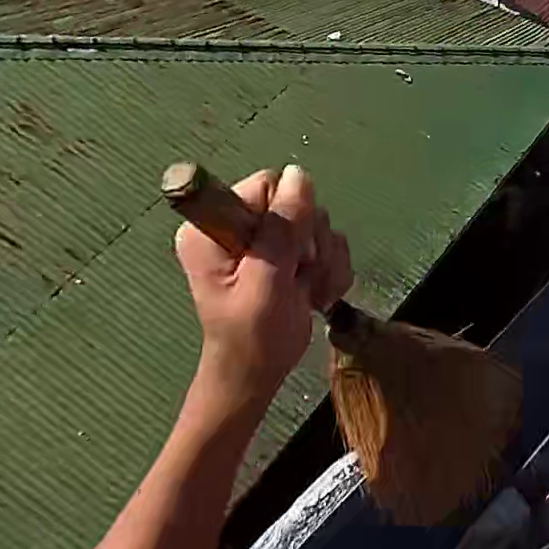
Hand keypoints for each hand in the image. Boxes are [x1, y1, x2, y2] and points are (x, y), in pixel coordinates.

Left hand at [174, 165, 352, 400]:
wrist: (260, 372)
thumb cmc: (251, 336)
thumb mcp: (265, 282)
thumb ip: (282, 230)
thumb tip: (300, 176)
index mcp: (216, 224)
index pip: (267, 186)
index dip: (289, 216)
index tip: (289, 254)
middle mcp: (240, 223)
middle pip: (298, 203)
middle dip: (311, 244)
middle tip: (300, 277)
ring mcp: (267, 238)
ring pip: (319, 223)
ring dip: (325, 261)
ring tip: (309, 291)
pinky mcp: (291, 252)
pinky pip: (330, 242)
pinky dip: (332, 269)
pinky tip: (318, 293)